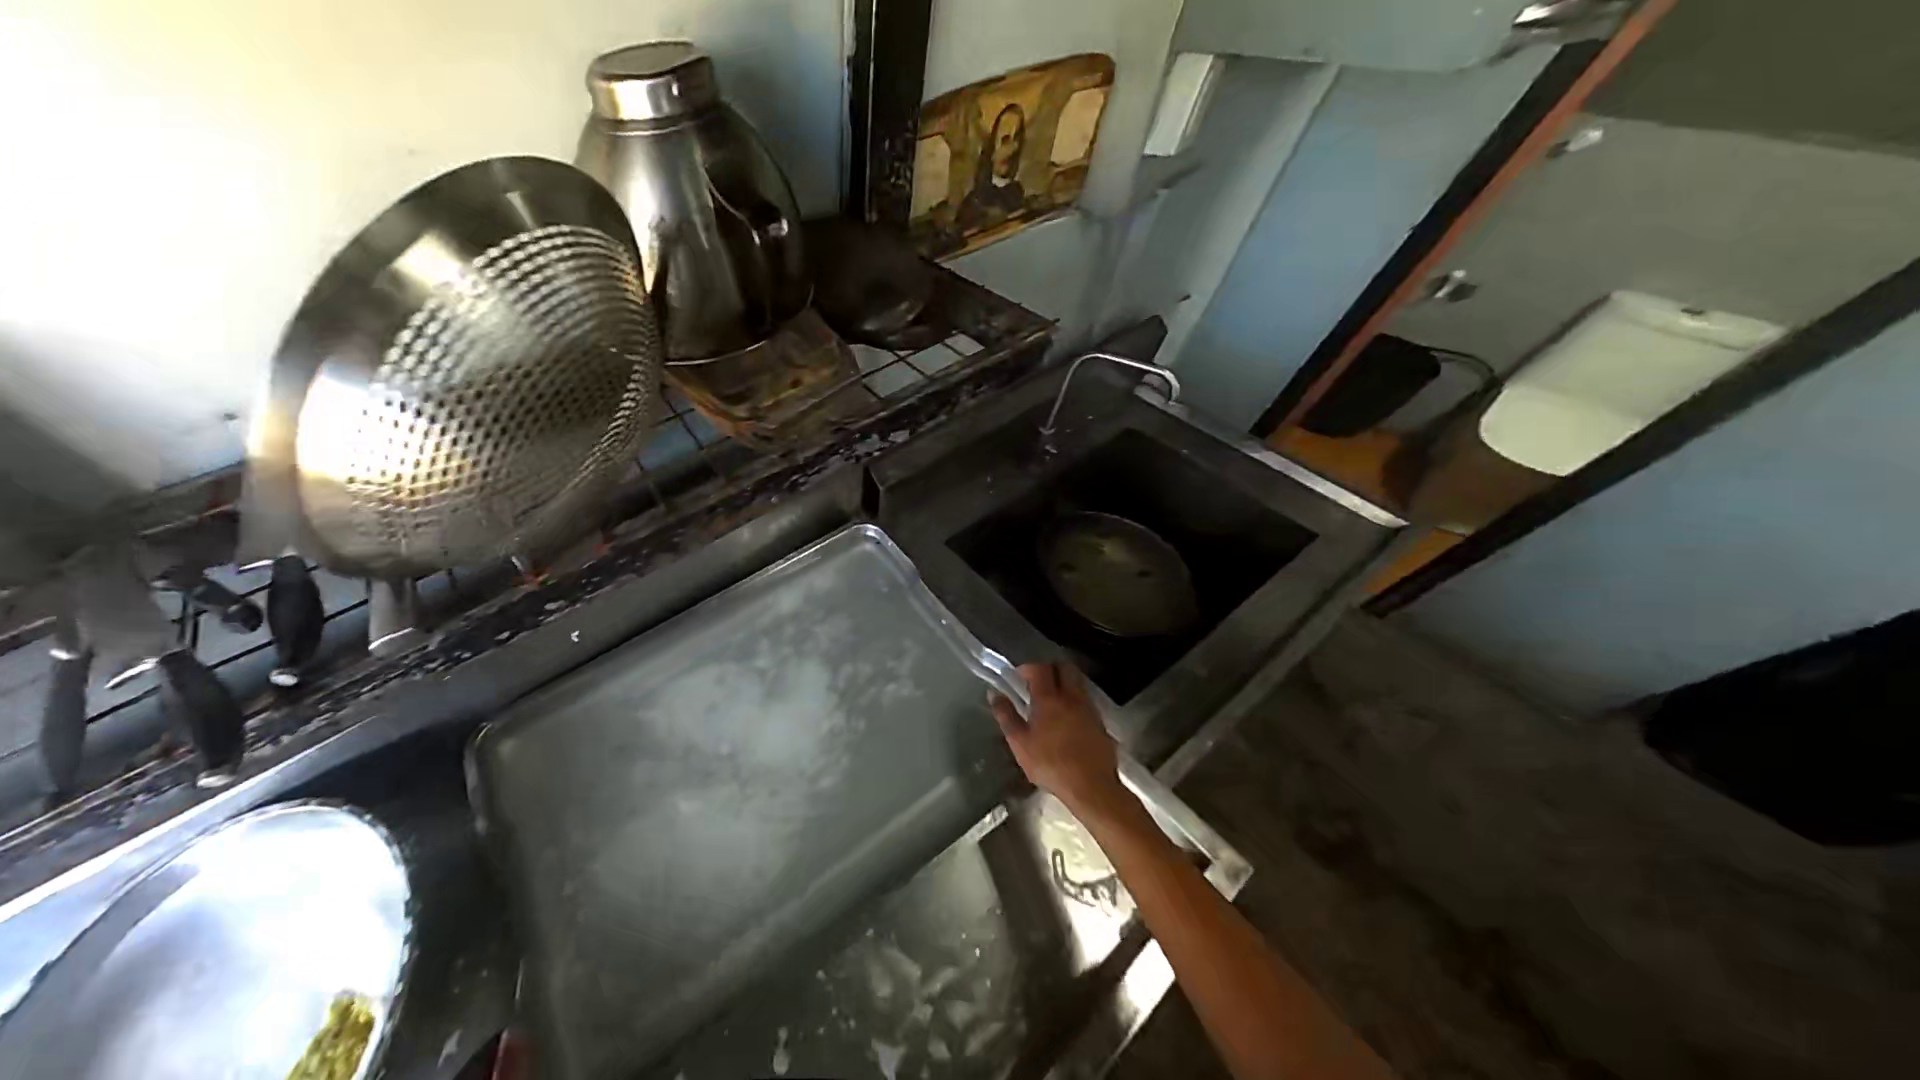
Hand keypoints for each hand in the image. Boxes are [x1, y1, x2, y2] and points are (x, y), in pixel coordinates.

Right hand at [989, 662, 1128, 818]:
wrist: (1091, 786)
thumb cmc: (1050, 764)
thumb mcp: (1020, 743)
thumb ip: (1006, 716)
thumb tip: (994, 694)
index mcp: (1049, 699)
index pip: (1040, 669)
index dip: (1028, 668)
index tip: (1018, 676)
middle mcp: (1072, 697)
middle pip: (1064, 667)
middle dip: (1050, 668)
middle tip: (1037, 681)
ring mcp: (1089, 709)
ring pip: (1078, 683)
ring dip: (1065, 683)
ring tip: (1052, 699)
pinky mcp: (1100, 722)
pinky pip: (1087, 701)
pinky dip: (1075, 701)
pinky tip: (1068, 719)